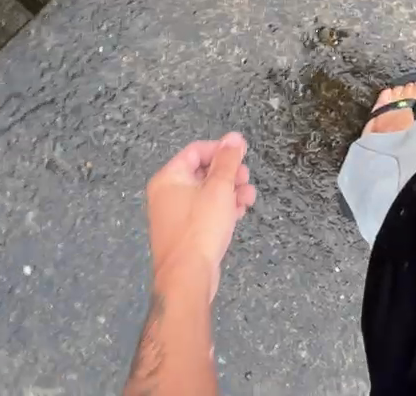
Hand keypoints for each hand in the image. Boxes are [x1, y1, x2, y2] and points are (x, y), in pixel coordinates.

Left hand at [144, 133, 257, 299]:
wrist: (188, 277)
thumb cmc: (199, 230)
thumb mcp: (220, 187)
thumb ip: (228, 160)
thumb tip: (234, 137)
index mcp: (169, 178)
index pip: (197, 150)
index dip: (222, 150)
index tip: (242, 156)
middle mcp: (167, 194)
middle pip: (204, 170)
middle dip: (230, 173)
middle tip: (245, 179)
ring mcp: (174, 213)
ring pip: (208, 191)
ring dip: (231, 191)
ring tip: (247, 199)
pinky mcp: (185, 230)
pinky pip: (206, 209)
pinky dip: (223, 207)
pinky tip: (238, 213)